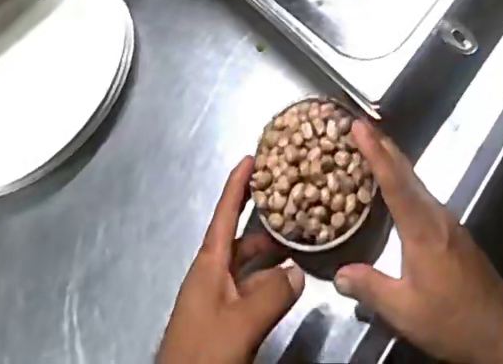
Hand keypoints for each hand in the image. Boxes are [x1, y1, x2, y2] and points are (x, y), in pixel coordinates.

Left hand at [156, 157, 305, 363]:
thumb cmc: (204, 354)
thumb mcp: (241, 322)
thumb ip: (271, 293)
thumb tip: (297, 270)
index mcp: (208, 264)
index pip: (225, 214)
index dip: (236, 185)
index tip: (250, 158)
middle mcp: (211, 275)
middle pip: (239, 237)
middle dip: (261, 218)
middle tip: (287, 199)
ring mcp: (216, 300)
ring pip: (246, 266)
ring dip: (269, 255)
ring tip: (298, 243)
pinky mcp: (222, 323)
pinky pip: (249, 290)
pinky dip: (268, 282)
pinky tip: (287, 285)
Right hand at [332, 120, 502, 363]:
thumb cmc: (455, 320)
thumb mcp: (406, 311)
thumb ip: (371, 288)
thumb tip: (339, 274)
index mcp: (422, 228)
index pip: (393, 180)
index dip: (374, 151)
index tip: (359, 125)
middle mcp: (436, 215)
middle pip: (407, 172)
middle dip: (384, 146)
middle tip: (360, 125)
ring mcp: (448, 222)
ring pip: (416, 181)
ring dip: (394, 161)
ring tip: (373, 149)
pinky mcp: (454, 232)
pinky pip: (422, 195)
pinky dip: (404, 181)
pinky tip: (396, 188)